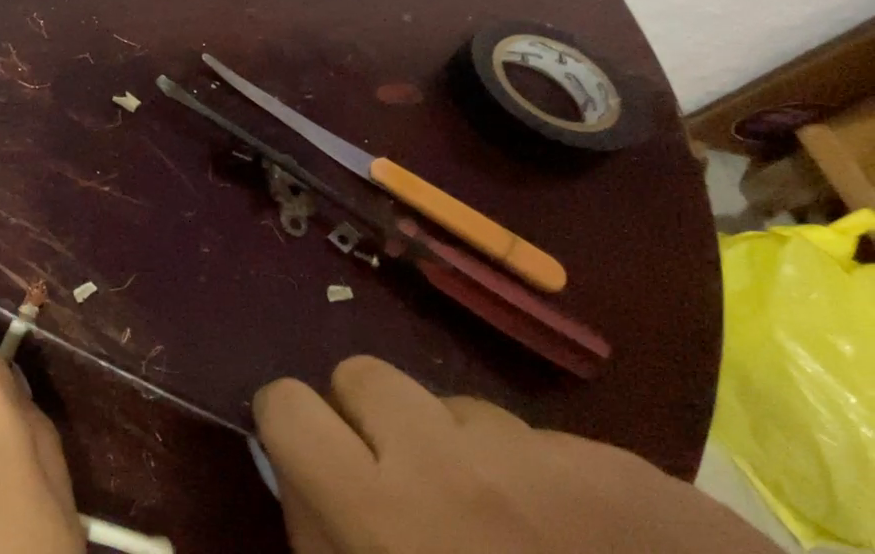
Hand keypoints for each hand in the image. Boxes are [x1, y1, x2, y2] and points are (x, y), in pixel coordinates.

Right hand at [255, 356, 777, 553]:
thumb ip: (322, 540)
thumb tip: (299, 479)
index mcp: (380, 509)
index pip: (287, 402)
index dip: (290, 423)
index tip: (311, 453)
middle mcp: (449, 459)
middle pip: (365, 375)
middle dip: (369, 417)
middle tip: (401, 477)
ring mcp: (542, 456)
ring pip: (461, 407)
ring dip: (463, 450)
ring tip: (507, 522)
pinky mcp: (624, 467)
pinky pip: (548, 444)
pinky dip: (544, 479)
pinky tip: (579, 540)